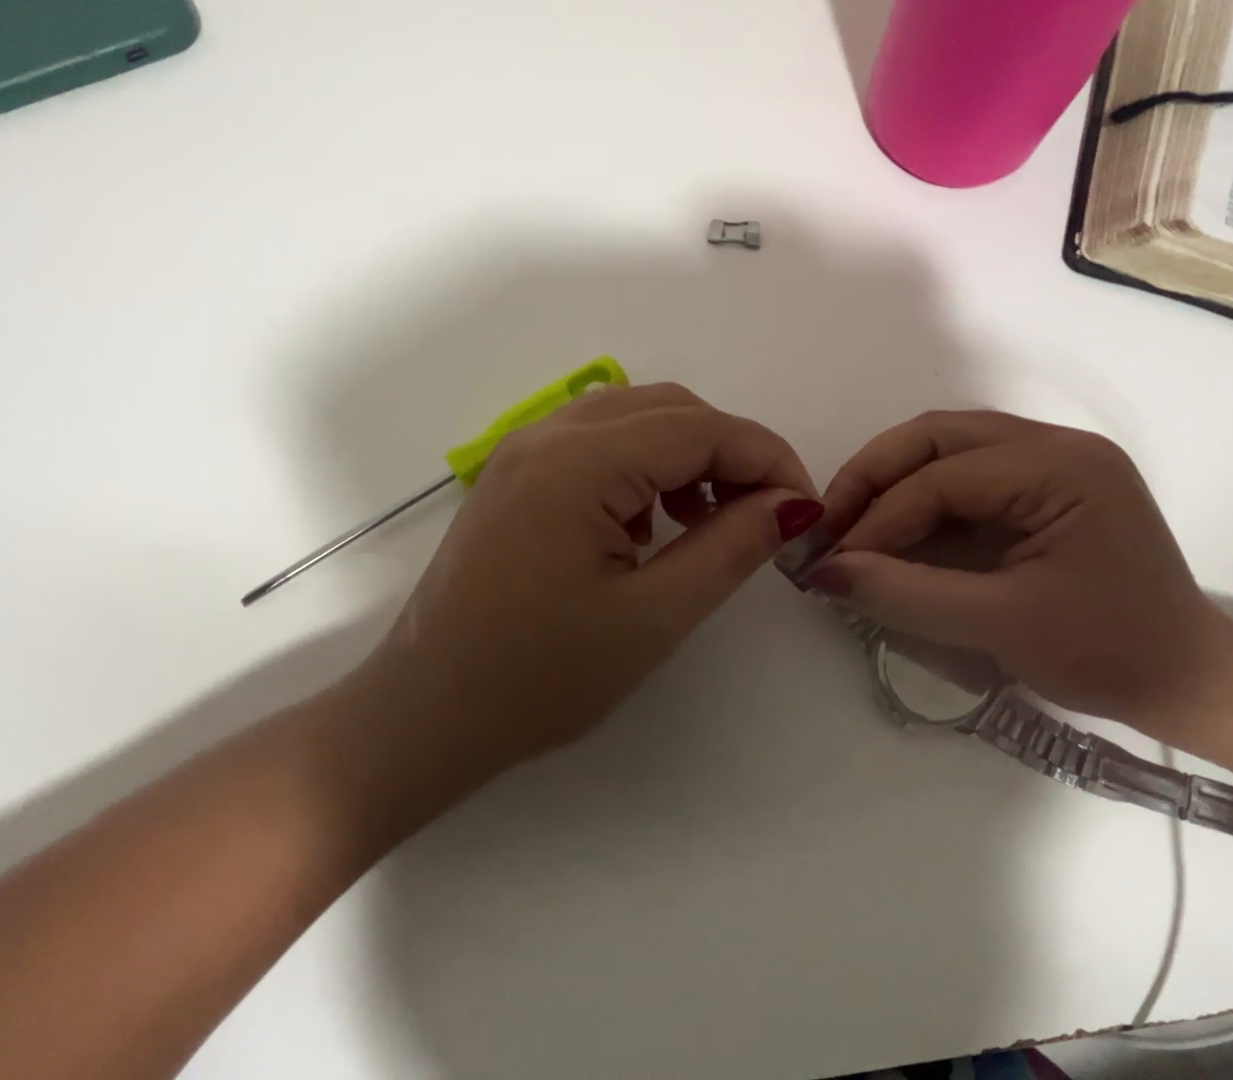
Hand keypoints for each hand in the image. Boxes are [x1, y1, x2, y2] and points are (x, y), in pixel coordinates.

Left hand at [337, 383, 822, 784]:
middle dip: (729, 454)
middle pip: (668, 409)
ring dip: (685, 457)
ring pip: (631, 420)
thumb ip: (730, 547)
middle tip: (762, 519)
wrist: (428, 714)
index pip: (702, 429)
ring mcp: (521, 454)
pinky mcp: (511, 480)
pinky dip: (640, 469)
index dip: (767, 460)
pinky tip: (646, 528)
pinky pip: (594, 445)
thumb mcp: (653, 617)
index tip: (803, 513)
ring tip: (706, 524)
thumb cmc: (541, 678)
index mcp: (579, 463)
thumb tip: (790, 505)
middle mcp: (547, 436)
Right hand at [813, 411, 1232, 776]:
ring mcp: (1056, 468)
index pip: (943, 475)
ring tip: (850, 533)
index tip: (831, 564)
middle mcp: (1059, 448)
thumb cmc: (1108, 654)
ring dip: (894, 488)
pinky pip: (969, 484)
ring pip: (950, 454)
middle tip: (828, 526)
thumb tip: (824, 574)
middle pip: (940, 438)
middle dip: (875, 478)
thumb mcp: (1001, 626)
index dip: (878, 517)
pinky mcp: (1048, 496)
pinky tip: (893, 539)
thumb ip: (907, 595)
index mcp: (1062, 467)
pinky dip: (922, 507)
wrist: (1189, 684)